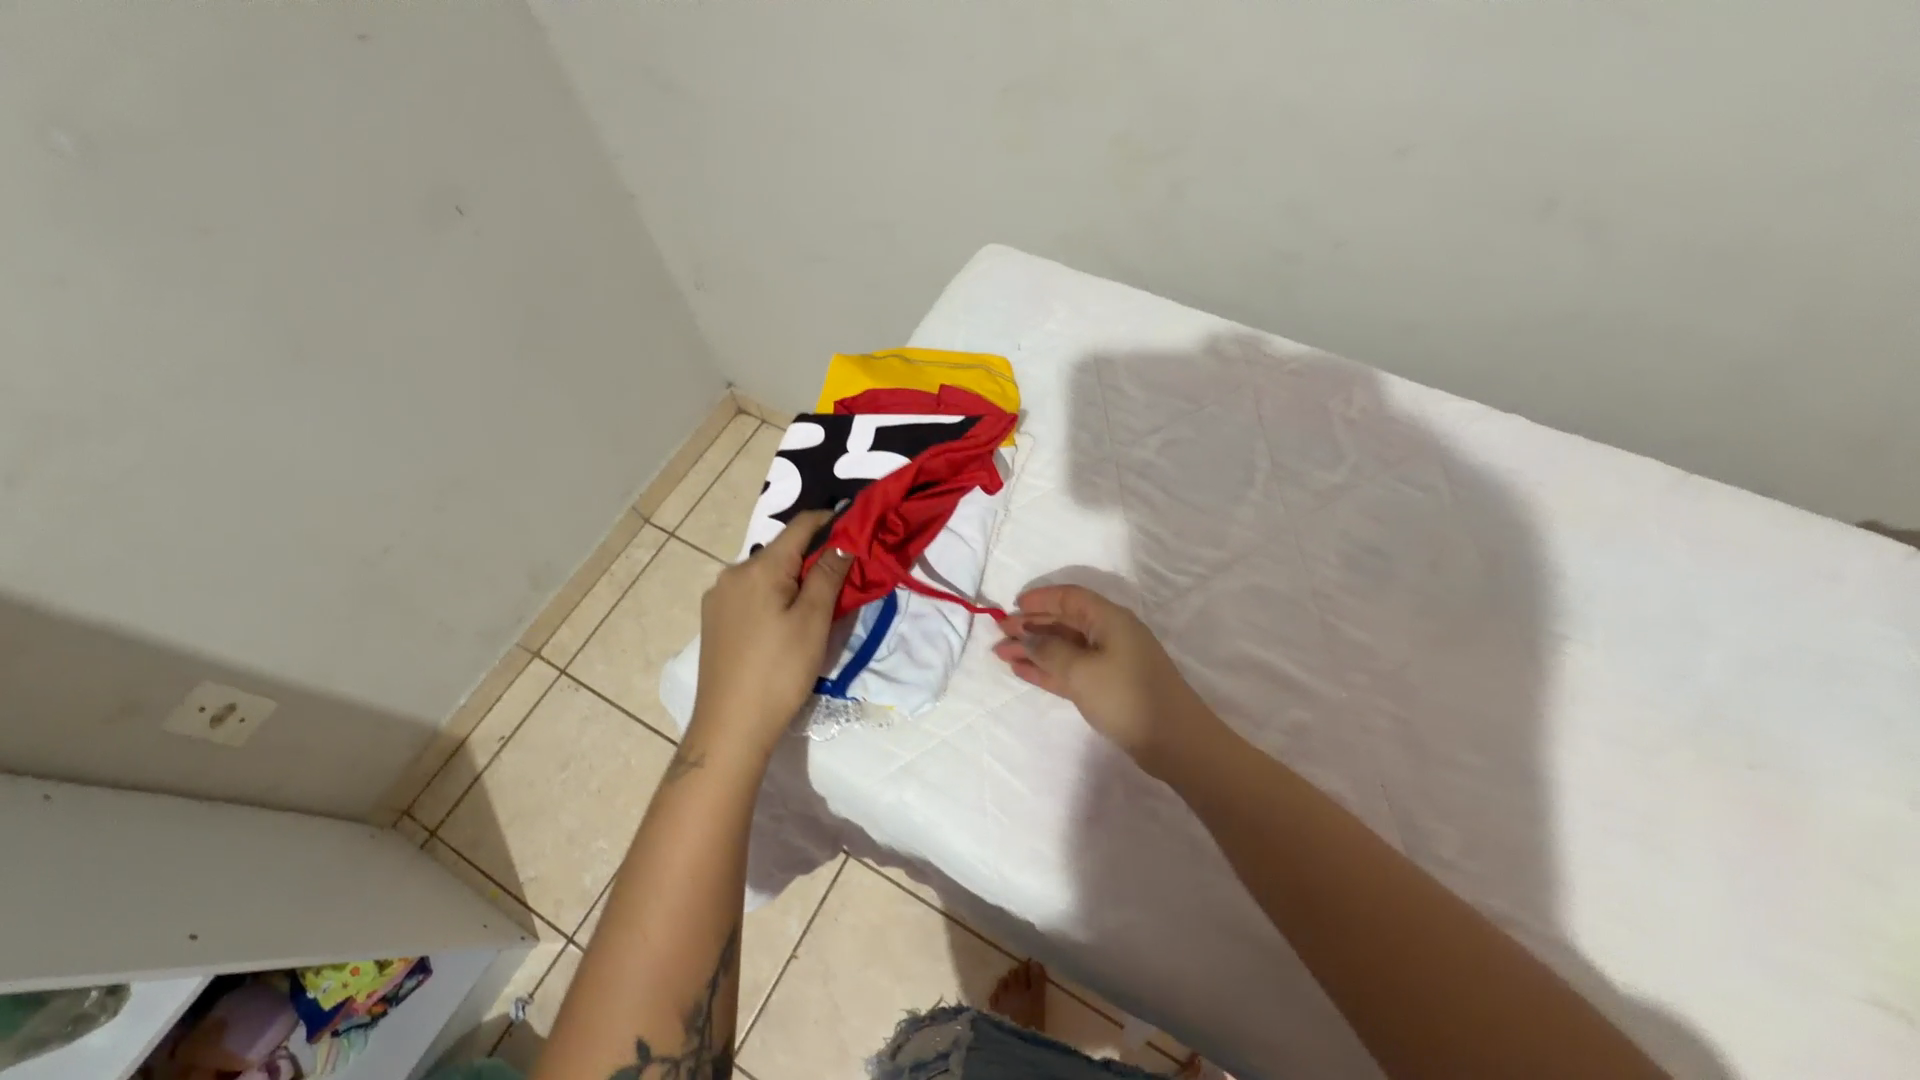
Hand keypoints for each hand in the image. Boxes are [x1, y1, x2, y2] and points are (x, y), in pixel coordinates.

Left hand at [691, 509, 851, 758]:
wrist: (730, 726)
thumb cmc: (779, 671)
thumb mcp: (813, 620)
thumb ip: (828, 574)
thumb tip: (843, 539)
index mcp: (758, 568)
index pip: (800, 526)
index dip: (831, 522)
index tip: (859, 528)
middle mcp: (732, 573)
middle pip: (783, 552)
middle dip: (815, 558)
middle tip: (846, 577)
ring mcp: (719, 598)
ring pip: (767, 576)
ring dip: (795, 580)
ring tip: (820, 605)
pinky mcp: (714, 621)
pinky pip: (752, 595)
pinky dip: (776, 598)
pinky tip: (787, 623)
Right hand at [992, 584, 1215, 773]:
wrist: (1175, 741)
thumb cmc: (1127, 696)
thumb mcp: (1081, 671)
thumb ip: (1049, 651)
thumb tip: (1027, 636)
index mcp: (1109, 619)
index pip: (1070, 597)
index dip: (1040, 599)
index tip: (1011, 605)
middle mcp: (1110, 634)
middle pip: (1065, 622)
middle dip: (1031, 626)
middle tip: (998, 634)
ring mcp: (1110, 661)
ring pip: (1065, 648)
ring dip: (1034, 650)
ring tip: (1002, 655)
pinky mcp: (1108, 687)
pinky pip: (1071, 669)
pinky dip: (1047, 668)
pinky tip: (1023, 671)